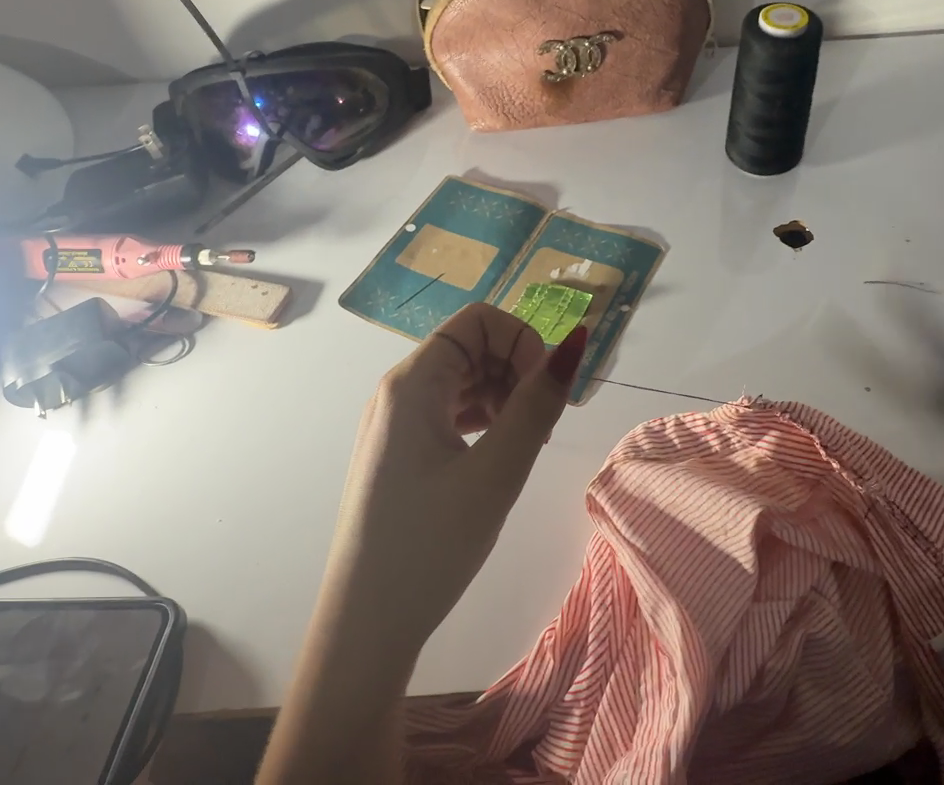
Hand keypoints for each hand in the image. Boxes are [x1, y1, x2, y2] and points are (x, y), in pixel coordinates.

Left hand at [258, 305, 588, 784]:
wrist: (366, 622)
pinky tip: (499, 456)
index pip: (480, 321)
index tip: (546, 392)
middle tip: (540, 427)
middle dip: (517, 370)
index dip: (523, 341)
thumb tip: (577, 341)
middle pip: (472, 346)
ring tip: (523, 447)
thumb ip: (538, 404)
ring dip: (504, 396)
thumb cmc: (431, 544)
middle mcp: (398, 391)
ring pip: (463, 379)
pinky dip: (484, 420)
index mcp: (412, 382)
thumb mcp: (496, 472)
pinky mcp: (400, 451)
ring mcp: (395, 422)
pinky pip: (450, 411)